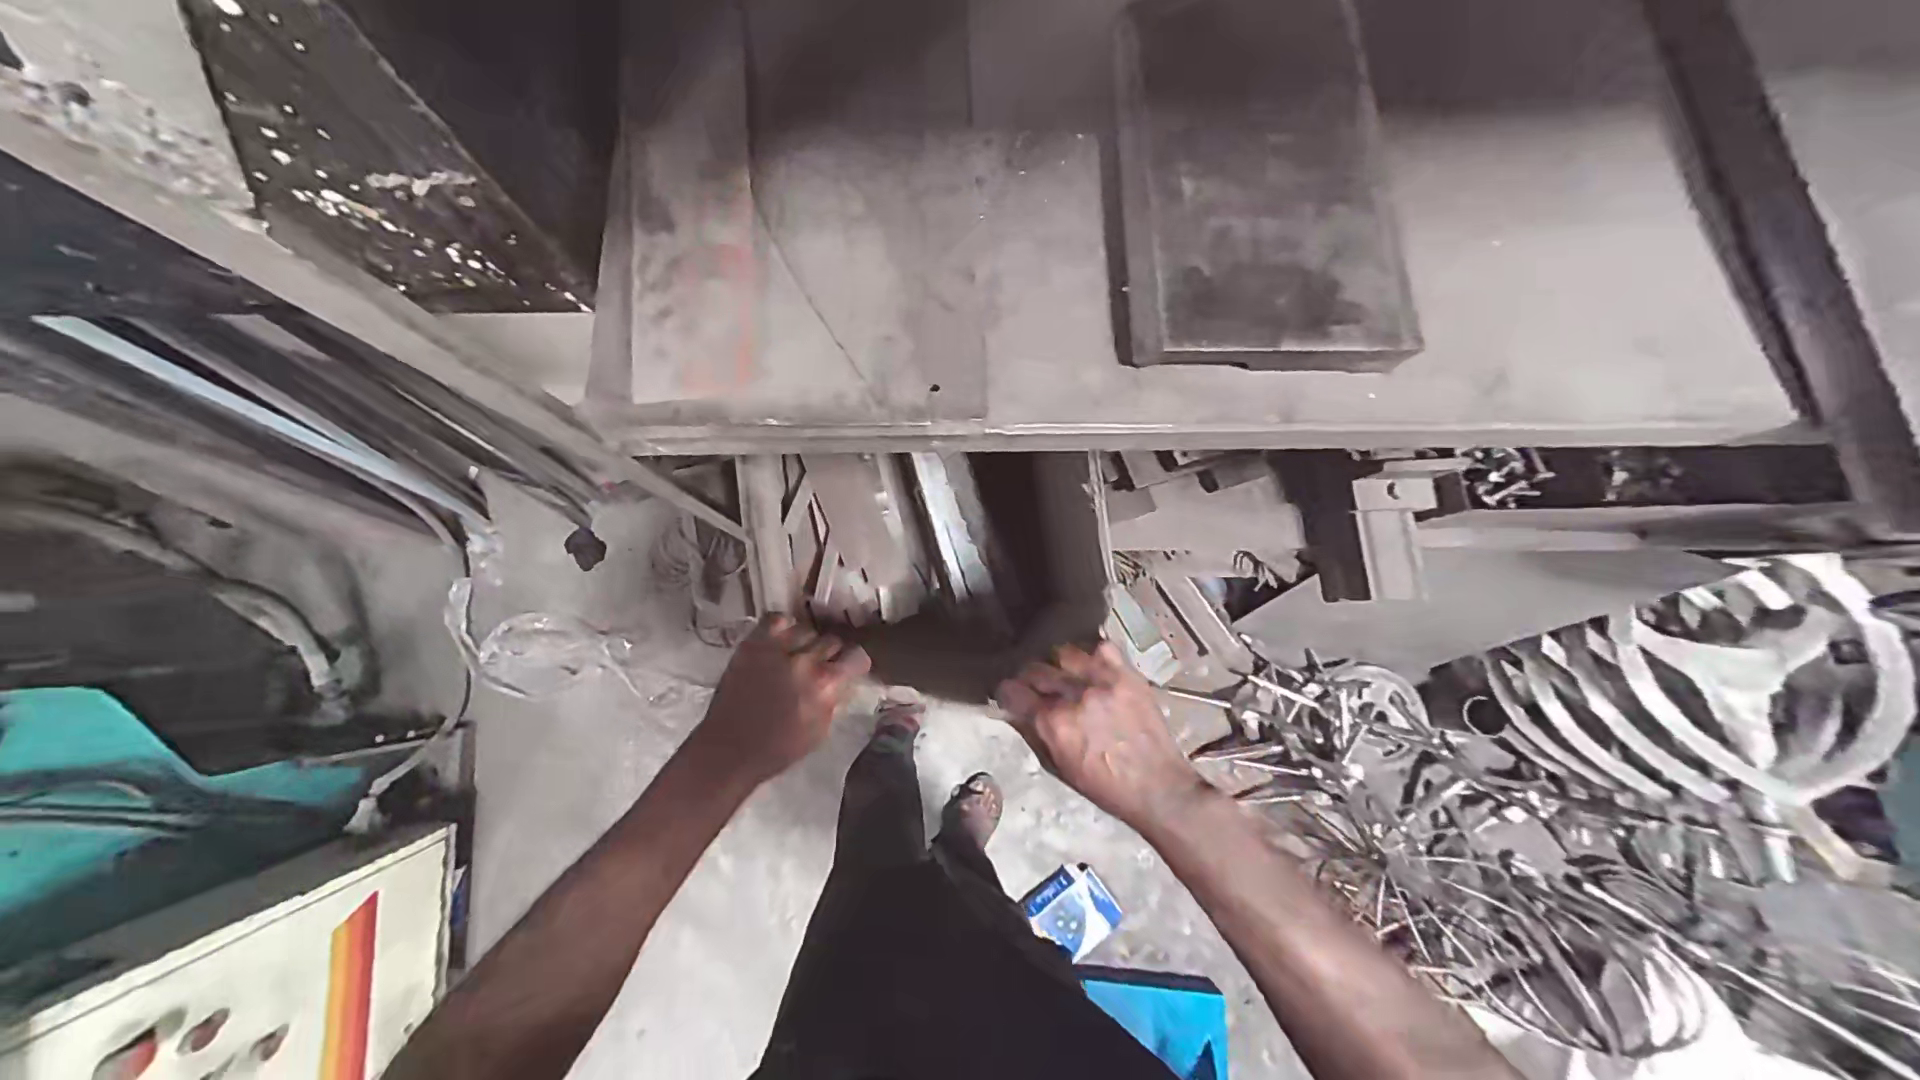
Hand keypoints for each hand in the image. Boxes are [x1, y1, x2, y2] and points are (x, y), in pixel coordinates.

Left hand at [692, 614, 870, 784]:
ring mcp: (777, 648)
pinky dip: (783, 626)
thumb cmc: (779, 749)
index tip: (849, 668)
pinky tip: (781, 640)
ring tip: (799, 652)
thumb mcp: (821, 730)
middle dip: (831, 653)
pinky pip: (776, 619)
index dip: (855, 663)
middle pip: (832, 639)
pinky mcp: (752, 644)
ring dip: (807, 641)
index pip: (857, 656)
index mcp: (826, 685)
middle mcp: (805, 661)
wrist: (729, 749)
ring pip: (806, 628)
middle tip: (821, 664)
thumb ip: (835, 700)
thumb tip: (843, 680)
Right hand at [995, 642, 1212, 831]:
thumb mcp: (1060, 768)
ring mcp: (1103, 681)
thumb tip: (1015, 710)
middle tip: (1038, 688)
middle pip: (1036, 669)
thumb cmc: (1106, 787)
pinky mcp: (1127, 675)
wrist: (1158, 787)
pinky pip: (1101, 648)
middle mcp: (1074, 696)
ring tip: (1067, 676)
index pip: (1013, 691)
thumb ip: (1034, 733)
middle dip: (1031, 679)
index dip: (1008, 693)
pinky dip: (1093, 656)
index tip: (1012, 696)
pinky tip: (1093, 669)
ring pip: (1064, 653)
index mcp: (1053, 723)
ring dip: (1059, 664)